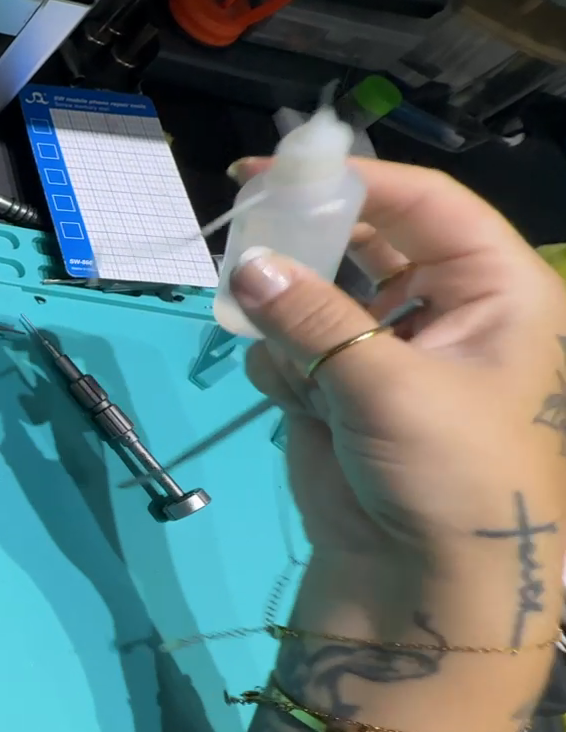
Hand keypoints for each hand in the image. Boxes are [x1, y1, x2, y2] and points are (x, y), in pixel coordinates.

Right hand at [228, 158, 565, 573]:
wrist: (414, 560)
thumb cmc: (445, 465)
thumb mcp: (384, 384)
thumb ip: (311, 319)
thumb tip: (243, 264)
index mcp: (489, 289)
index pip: (421, 207)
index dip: (350, 181)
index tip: (269, 172)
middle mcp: (432, 307)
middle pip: (356, 245)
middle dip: (302, 249)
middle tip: (242, 241)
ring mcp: (373, 346)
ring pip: (304, 299)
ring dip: (283, 324)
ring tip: (294, 368)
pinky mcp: (326, 383)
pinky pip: (278, 350)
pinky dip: (273, 368)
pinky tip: (294, 403)